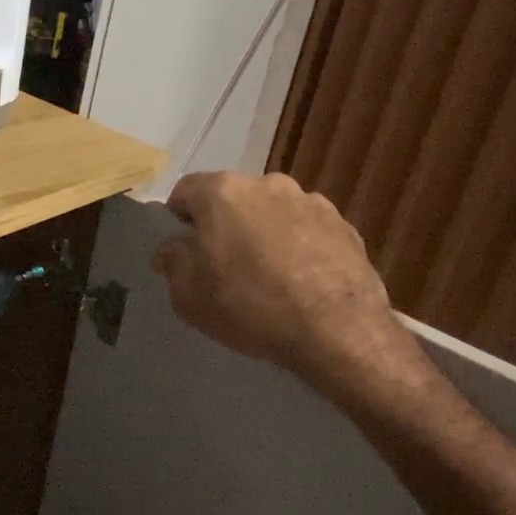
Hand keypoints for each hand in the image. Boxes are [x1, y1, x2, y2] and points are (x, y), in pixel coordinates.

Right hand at [152, 172, 406, 397]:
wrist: (337, 331)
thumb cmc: (249, 306)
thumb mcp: (188, 295)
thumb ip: (172, 262)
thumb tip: (171, 249)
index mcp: (222, 192)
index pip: (185, 191)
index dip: (180, 219)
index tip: (184, 249)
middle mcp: (267, 184)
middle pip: (233, 199)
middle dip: (225, 224)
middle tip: (225, 264)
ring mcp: (311, 201)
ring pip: (272, 212)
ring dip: (264, 233)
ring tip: (269, 275)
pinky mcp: (344, 225)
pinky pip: (306, 230)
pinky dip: (298, 246)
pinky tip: (301, 281)